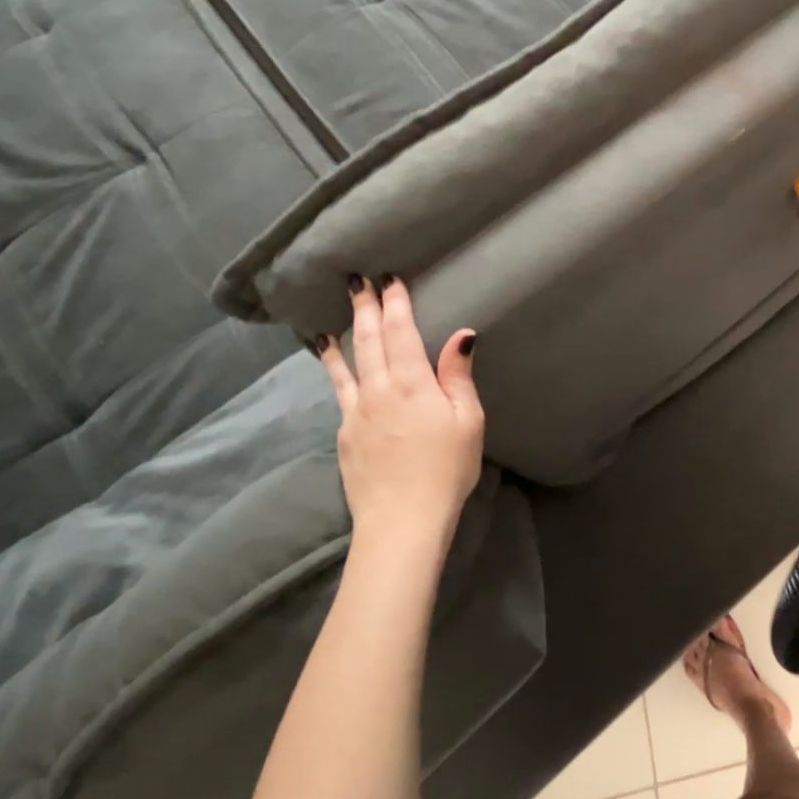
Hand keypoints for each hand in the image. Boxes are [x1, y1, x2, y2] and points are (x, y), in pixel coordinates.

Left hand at [316, 275, 484, 543]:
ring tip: (330, 317)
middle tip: (357, 281)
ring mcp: (354, 412)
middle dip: (364, 308)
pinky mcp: (344, 434)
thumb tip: (461, 334)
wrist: (401, 519)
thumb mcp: (468, 421)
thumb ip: (458, 376)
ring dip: (341, 336)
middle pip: (368, 341)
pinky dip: (333, 367)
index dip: (395, 303)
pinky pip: (338, 389)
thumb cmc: (446, 469)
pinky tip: (330, 362)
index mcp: (411, 383)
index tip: (389, 279)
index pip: (400, 332)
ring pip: (346, 363)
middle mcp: (377, 390)